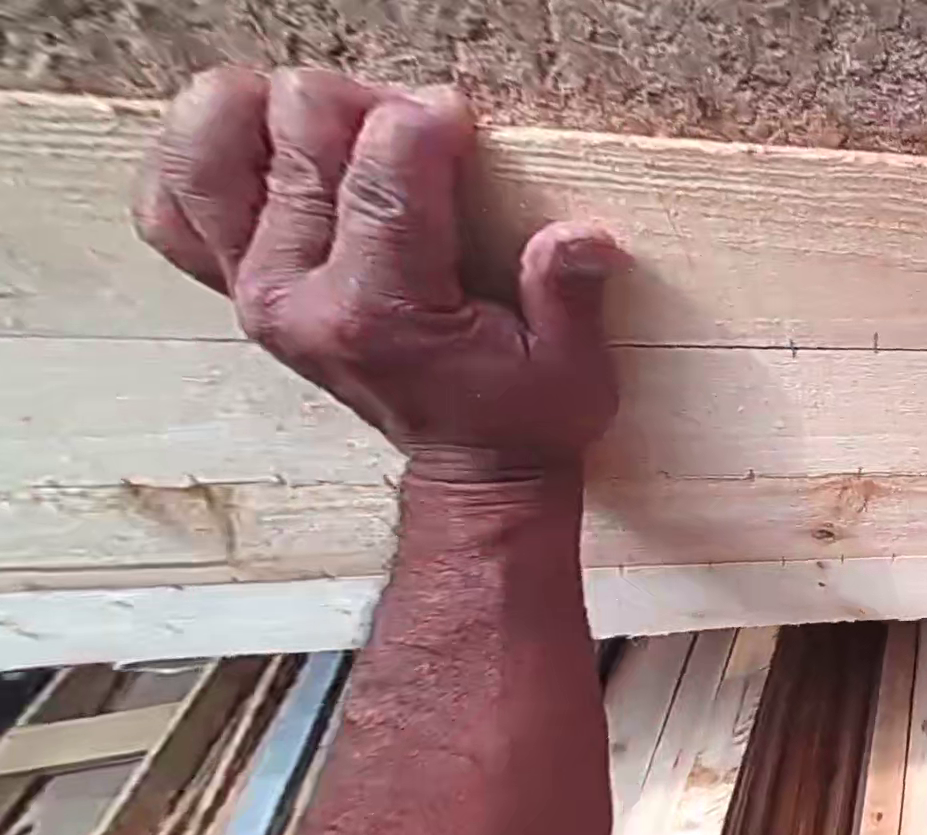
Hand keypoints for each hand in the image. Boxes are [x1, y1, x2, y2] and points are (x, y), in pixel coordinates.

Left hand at [133, 67, 627, 483]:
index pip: (386, 186)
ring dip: (268, 115)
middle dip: (360, 112)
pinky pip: (178, 208)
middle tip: (418, 123)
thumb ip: (570, 294)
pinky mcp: (252, 299)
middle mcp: (302, 300)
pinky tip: (256, 153)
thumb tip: (589, 235)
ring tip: (333, 117)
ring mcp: (262, 298)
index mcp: (387, 315)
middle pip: (295, 150)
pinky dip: (203, 162)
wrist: (482, 471)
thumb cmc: (532, 423)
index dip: (422, 130)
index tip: (459, 114)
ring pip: (210, 158)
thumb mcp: (575, 368)